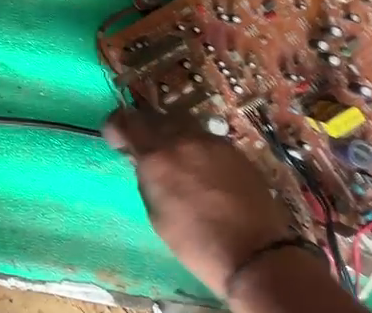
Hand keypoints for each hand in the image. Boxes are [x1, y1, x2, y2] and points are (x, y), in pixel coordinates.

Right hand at [105, 107, 300, 297]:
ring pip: (181, 123)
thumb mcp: (157, 213)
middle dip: (144, 128)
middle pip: (154, 116)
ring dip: (171, 134)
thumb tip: (144, 161)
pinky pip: (205, 138)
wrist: (256, 255)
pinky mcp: (234, 150)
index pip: (125, 120)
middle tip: (144, 147)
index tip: (115, 141)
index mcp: (156, 155)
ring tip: (175, 156)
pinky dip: (196, 146)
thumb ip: (147, 178)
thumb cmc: (197, 243)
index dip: (115, 127)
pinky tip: (203, 169)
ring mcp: (211, 142)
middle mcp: (182, 139)